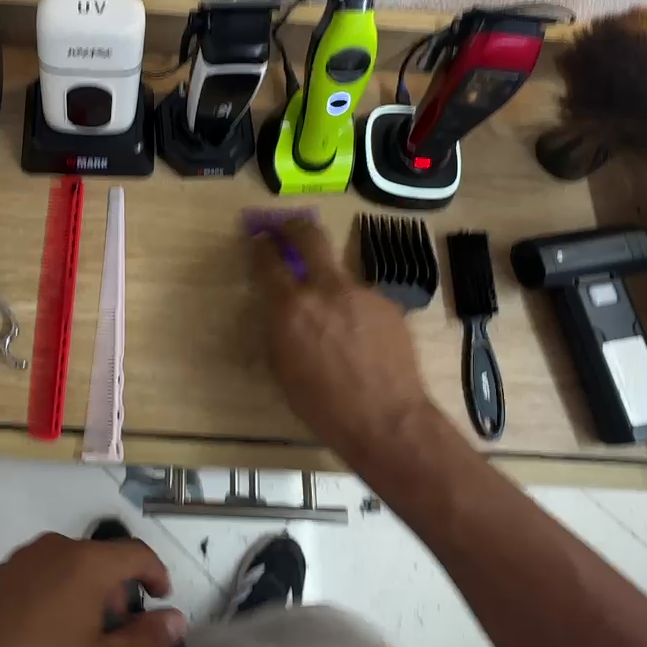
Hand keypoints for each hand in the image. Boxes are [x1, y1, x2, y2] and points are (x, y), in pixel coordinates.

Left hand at [0, 532, 186, 646]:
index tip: (162, 597)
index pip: (134, 552)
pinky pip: (37, 574)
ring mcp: (18, 560)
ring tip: (81, 635)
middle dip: (114, 589)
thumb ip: (147, 639)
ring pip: (65, 564)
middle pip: (98, 558)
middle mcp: (52, 548)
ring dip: (83, 591)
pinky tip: (45, 633)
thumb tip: (176, 619)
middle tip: (118, 630)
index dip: (156, 572)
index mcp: (84, 562)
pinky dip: (52, 592)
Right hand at [251, 219, 439, 457]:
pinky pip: (362, 297)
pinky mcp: (386, 303)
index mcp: (290, 307)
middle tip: (288, 229)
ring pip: (338, 270)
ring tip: (331, 313)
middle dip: (294, 226)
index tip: (259, 240)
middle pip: (308, 235)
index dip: (260, 245)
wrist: (387, 420)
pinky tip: (359, 338)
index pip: (268, 260)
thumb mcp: (283, 367)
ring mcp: (360, 292)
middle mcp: (325, 289)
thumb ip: (279, 327)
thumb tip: (279, 309)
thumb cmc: (323, 406)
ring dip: (328, 279)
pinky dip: (354, 309)